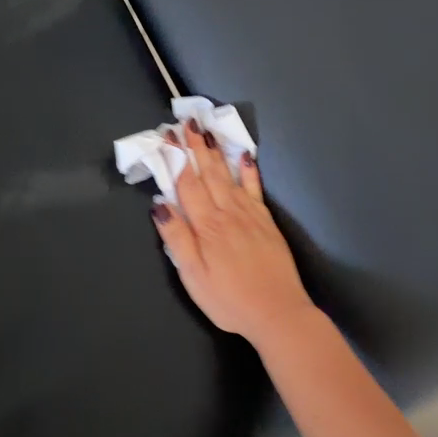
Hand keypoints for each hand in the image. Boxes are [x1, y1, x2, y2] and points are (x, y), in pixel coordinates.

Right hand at [151, 120, 316, 346]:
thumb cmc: (229, 300)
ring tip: (207, 131)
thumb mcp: (193, 277)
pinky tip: (244, 156)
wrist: (278, 313)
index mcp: (206, 226)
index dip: (175, 160)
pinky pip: (254, 188)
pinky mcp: (266, 221)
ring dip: (216, 151)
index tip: (167, 137)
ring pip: (228, 175)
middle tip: (186, 123)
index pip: (186, 185)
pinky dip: (248, 170)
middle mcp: (227, 212)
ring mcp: (249, 214)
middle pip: (207, 173)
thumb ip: (177, 239)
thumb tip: (159, 205)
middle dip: (195, 147)